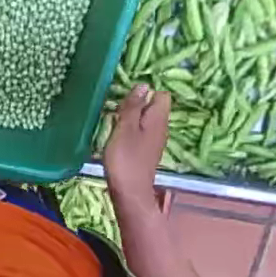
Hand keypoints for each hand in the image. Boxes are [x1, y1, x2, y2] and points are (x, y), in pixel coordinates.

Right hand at [102, 84, 169, 206]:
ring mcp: (154, 140)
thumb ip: (134, 106)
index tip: (126, 98)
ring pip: (146, 119)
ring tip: (114, 121)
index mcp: (158, 120)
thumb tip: (143, 85)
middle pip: (154, 106)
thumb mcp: (125, 128)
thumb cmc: (125, 158)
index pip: (161, 95)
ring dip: (131, 117)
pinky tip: (117, 136)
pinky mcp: (146, 150)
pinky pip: (141, 131)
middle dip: (136, 104)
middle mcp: (161, 128)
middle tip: (116, 110)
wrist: (129, 191)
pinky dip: (130, 129)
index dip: (145, 92)